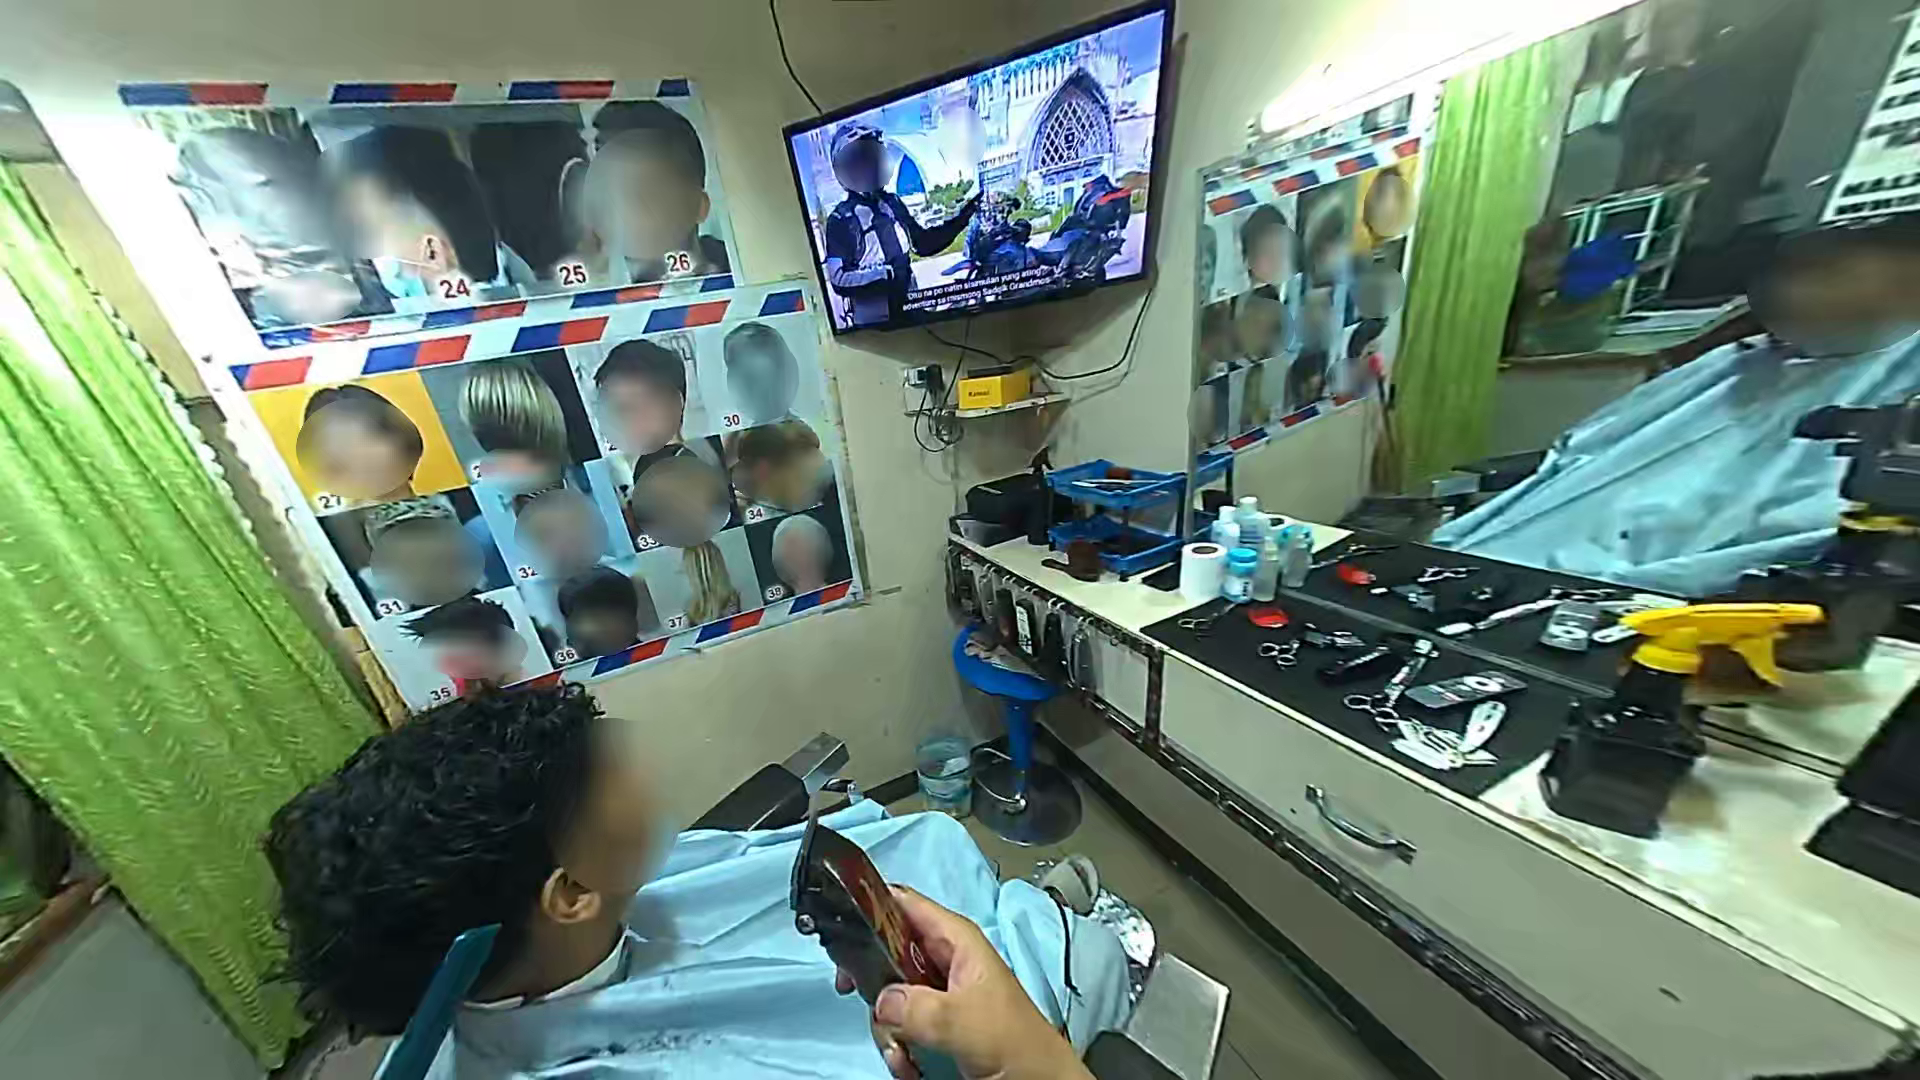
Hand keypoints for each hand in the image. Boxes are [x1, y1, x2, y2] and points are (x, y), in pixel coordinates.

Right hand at [837, 885, 1089, 1079]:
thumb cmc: (1008, 1038)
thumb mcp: (964, 1020)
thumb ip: (920, 1007)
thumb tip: (878, 999)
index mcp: (953, 936)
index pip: (906, 902)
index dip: (873, 905)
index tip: (842, 927)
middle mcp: (941, 955)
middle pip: (888, 948)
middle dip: (872, 978)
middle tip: (850, 993)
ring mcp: (937, 987)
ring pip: (890, 991)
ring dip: (886, 1025)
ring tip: (900, 1057)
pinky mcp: (934, 1018)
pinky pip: (899, 1021)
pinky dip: (896, 1044)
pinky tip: (906, 1065)